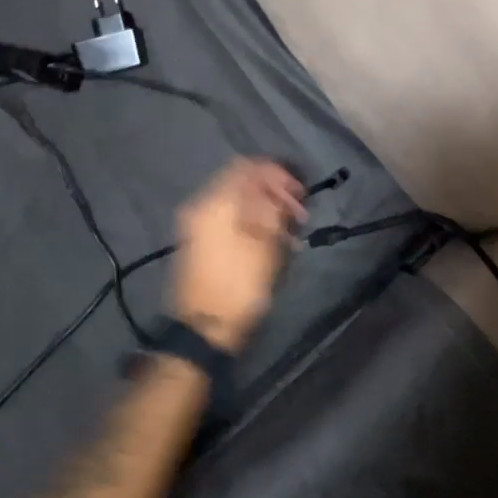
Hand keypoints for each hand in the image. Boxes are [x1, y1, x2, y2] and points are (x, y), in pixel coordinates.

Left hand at [168, 158, 306, 353]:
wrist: (204, 330)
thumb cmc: (239, 285)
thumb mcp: (266, 244)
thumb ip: (274, 208)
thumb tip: (281, 190)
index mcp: (216, 202)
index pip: (248, 166)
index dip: (278, 173)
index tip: (301, 191)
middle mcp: (202, 207)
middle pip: (241, 183)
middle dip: (273, 192)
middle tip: (299, 212)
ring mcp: (197, 226)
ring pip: (237, 202)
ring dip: (264, 209)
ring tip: (289, 230)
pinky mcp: (200, 243)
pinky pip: (229, 219)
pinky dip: (251, 222)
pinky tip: (271, 241)